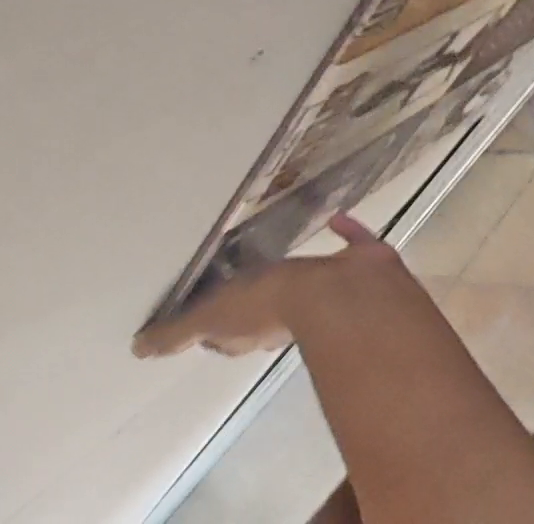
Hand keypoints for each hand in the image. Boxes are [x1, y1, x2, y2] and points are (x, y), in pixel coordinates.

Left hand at [133, 214, 395, 358]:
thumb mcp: (210, 318)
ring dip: (297, 266)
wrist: (339, 290)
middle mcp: (289, 316)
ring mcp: (328, 289)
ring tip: (286, 241)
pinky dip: (346, 231)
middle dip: (257, 295)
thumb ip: (179, 332)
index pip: (224, 333)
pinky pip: (351, 244)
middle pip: (265, 309)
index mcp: (252, 331)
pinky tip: (338, 217)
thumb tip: (141, 350)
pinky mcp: (358, 263)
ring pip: (308, 280)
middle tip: (246, 273)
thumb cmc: (270, 304)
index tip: (202, 305)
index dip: (211, 323)